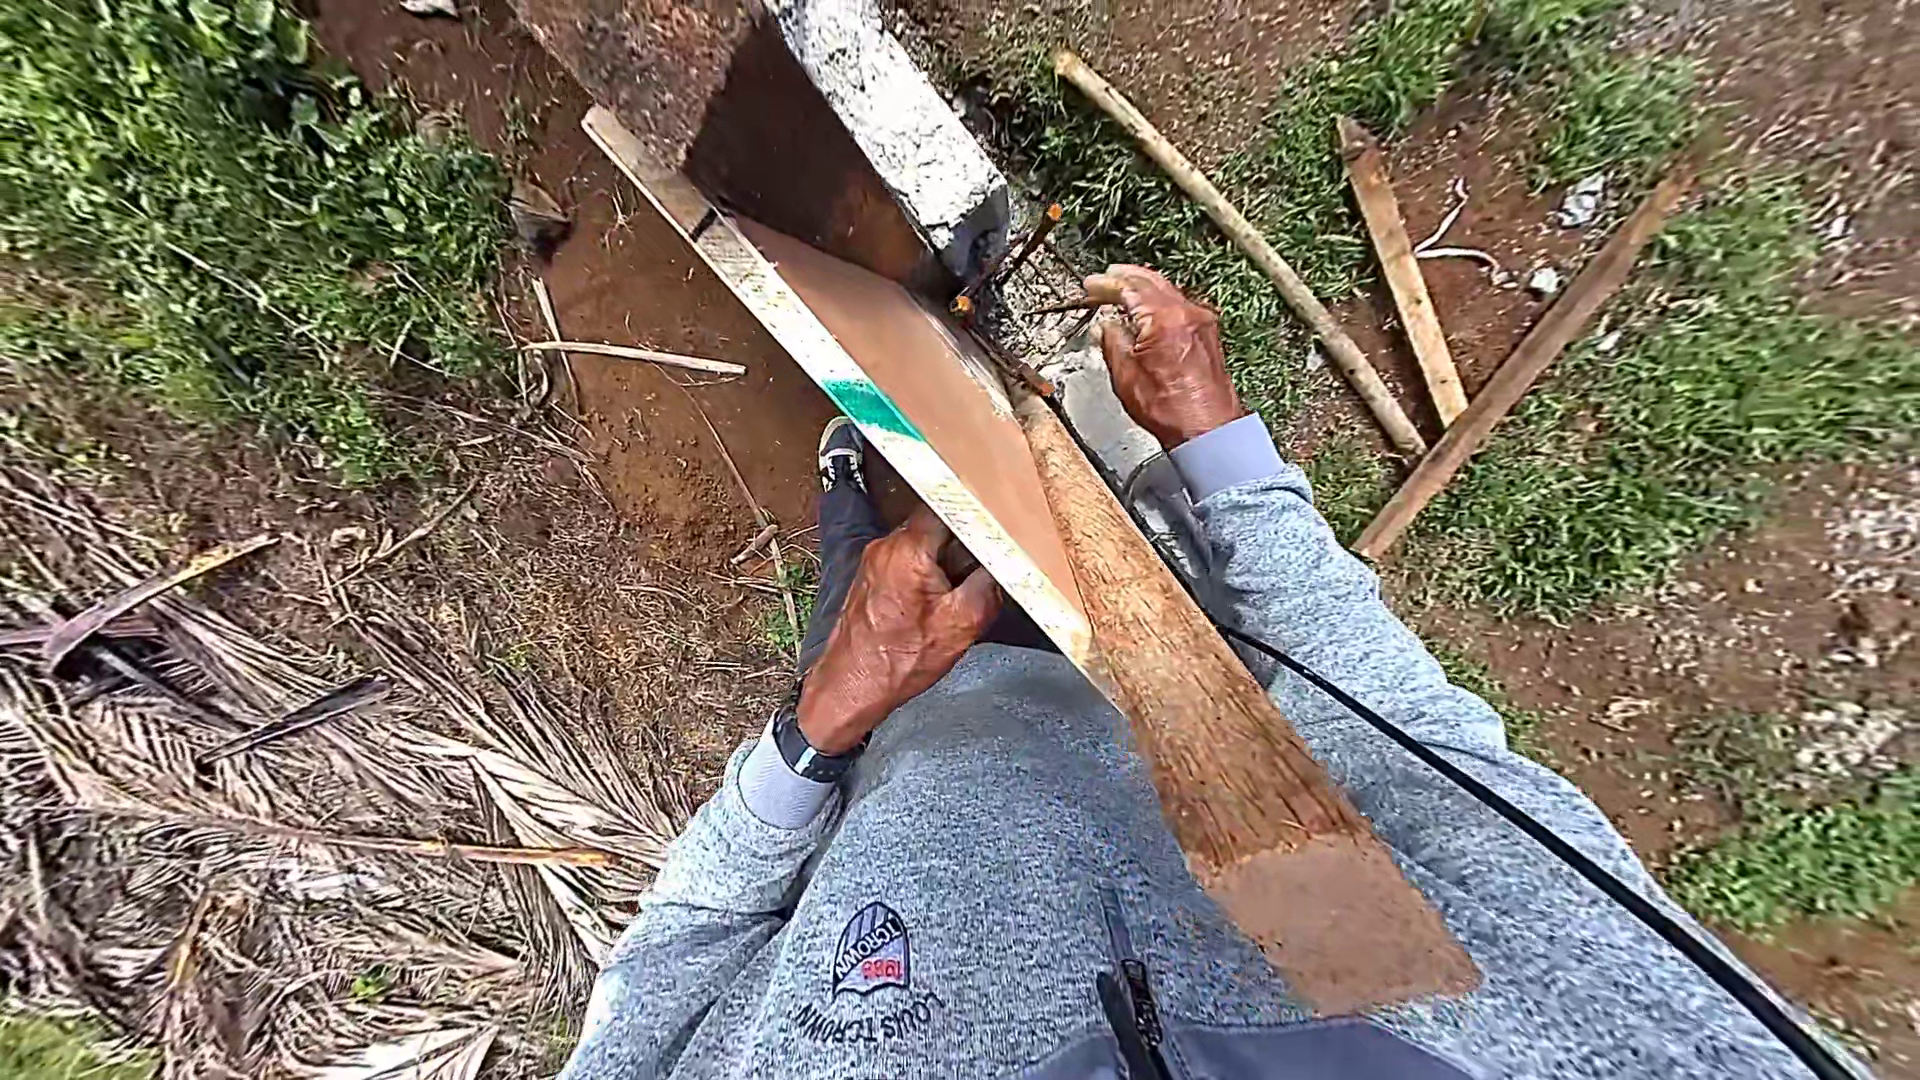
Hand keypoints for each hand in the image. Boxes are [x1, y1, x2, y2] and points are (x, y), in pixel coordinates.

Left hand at [797, 506, 1002, 753]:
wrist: (852, 686)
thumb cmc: (896, 661)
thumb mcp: (961, 625)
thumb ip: (990, 584)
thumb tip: (1008, 563)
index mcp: (909, 549)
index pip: (951, 505)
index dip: (979, 516)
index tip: (998, 528)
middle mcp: (887, 546)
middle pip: (939, 525)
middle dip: (964, 546)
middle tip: (979, 574)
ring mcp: (876, 559)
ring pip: (925, 544)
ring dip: (946, 563)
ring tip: (953, 597)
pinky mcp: (872, 576)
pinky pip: (910, 561)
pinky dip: (927, 575)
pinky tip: (932, 606)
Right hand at [1084, 264, 1245, 448]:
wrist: (1206, 428)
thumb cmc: (1170, 408)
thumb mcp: (1125, 375)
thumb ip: (1113, 342)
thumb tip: (1107, 326)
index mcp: (1164, 319)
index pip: (1130, 288)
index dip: (1107, 284)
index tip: (1091, 284)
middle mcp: (1187, 313)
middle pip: (1152, 283)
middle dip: (1126, 279)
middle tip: (1106, 278)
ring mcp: (1201, 323)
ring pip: (1167, 293)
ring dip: (1143, 290)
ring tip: (1123, 293)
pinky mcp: (1207, 336)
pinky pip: (1179, 308)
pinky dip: (1159, 304)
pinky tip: (1148, 314)